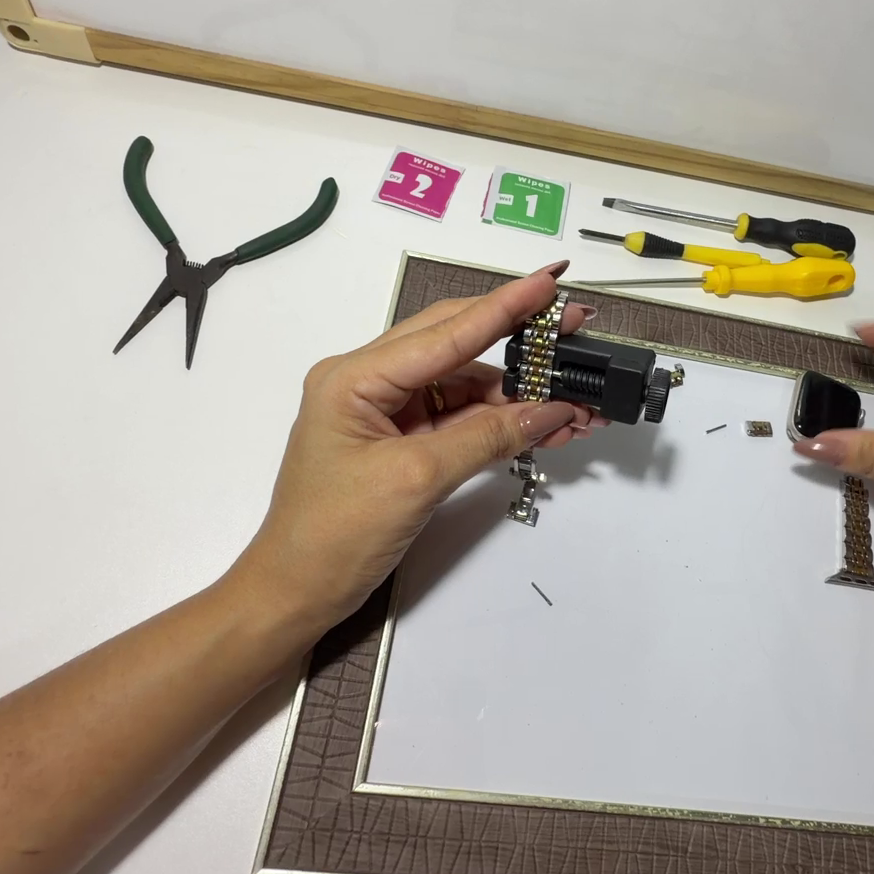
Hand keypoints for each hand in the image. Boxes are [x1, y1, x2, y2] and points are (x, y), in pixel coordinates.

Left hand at [232, 264, 602, 628]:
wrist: (297, 592)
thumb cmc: (334, 535)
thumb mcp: (418, 478)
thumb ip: (489, 436)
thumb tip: (553, 409)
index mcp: (356, 376)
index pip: (446, 331)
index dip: (505, 306)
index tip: (550, 281)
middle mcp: (371, 381)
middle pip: (458, 346)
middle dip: (520, 343)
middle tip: (576, 331)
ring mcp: (388, 410)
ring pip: (466, 384)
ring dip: (518, 396)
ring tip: (573, 406)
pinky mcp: (403, 438)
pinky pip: (461, 417)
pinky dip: (501, 422)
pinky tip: (542, 427)